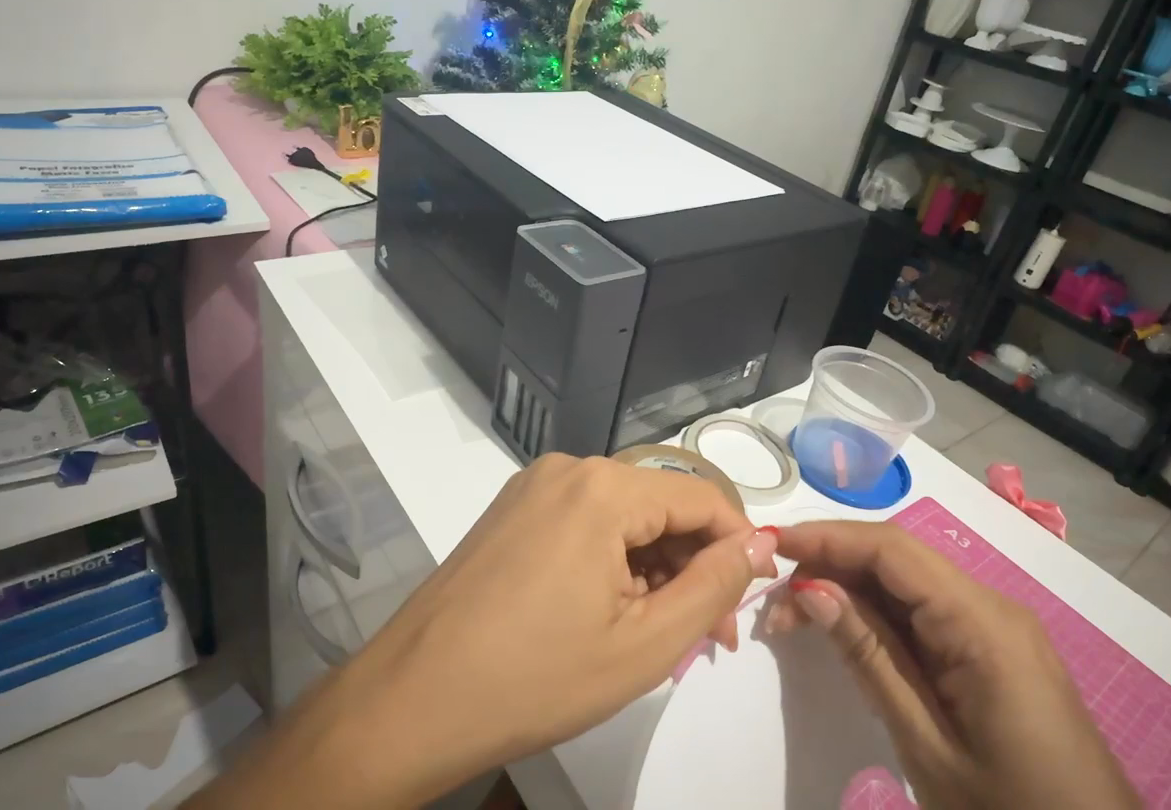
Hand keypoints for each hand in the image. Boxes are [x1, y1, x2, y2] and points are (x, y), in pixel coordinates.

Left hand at [193, 454, 778, 809]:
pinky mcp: (510, 511)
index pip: (702, 496)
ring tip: (657, 635)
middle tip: (705, 640)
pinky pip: (584, 522)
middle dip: (692, 566)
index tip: (745, 607)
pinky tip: (609, 613)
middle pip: (660, 504)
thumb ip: (714, 585)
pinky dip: (611, 561)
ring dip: (653, 568)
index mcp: (603, 488)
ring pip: (623, 516)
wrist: (412, 701)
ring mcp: (532, 487)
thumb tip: (758, 542)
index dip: (737, 547)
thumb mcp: (645, 644)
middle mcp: (568, 469)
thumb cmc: (535, 679)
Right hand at [764, 521, 1139, 809]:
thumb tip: (812, 587)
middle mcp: (993, 606)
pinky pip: (928, 611)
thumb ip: (868, 656)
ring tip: (797, 619)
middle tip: (775, 602)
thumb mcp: (925, 741)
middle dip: (832, 565)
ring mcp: (998, 626)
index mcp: (981, 623)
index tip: (771, 545)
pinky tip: (848, 632)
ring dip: (852, 590)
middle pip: (899, 560)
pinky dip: (881, 615)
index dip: (829, 538)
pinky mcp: (995, 648)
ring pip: (910, 583)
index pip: (892, 550)